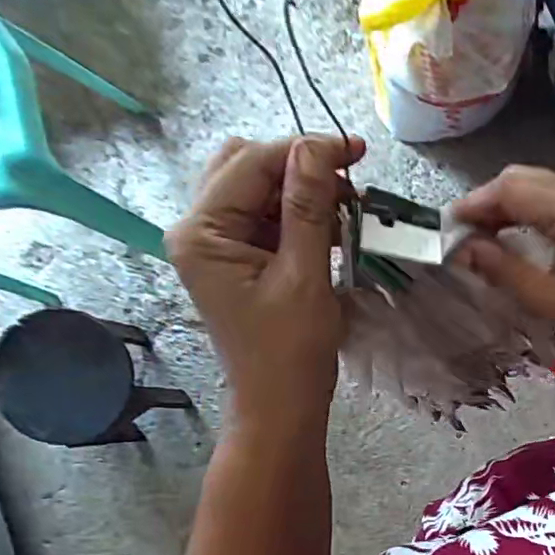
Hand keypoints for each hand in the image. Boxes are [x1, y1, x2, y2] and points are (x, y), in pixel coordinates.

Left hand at [167, 135, 364, 422]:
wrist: (281, 407)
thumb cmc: (292, 352)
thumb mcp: (305, 276)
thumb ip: (308, 207)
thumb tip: (318, 147)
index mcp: (203, 233)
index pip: (252, 163)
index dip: (305, 150)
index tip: (356, 150)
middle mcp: (198, 231)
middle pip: (246, 167)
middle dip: (300, 167)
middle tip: (350, 182)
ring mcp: (214, 247)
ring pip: (257, 191)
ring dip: (302, 191)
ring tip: (347, 208)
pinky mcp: (235, 262)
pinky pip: (264, 220)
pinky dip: (297, 216)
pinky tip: (331, 228)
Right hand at [450, 165, 554, 362]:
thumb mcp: (549, 300)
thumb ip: (504, 269)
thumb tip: (465, 249)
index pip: (513, 190)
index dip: (475, 205)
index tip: (449, 227)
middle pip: (524, 179)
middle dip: (488, 203)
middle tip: (462, 234)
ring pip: (537, 187)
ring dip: (506, 207)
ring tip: (481, 238)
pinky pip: (554, 201)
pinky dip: (527, 213)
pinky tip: (511, 237)